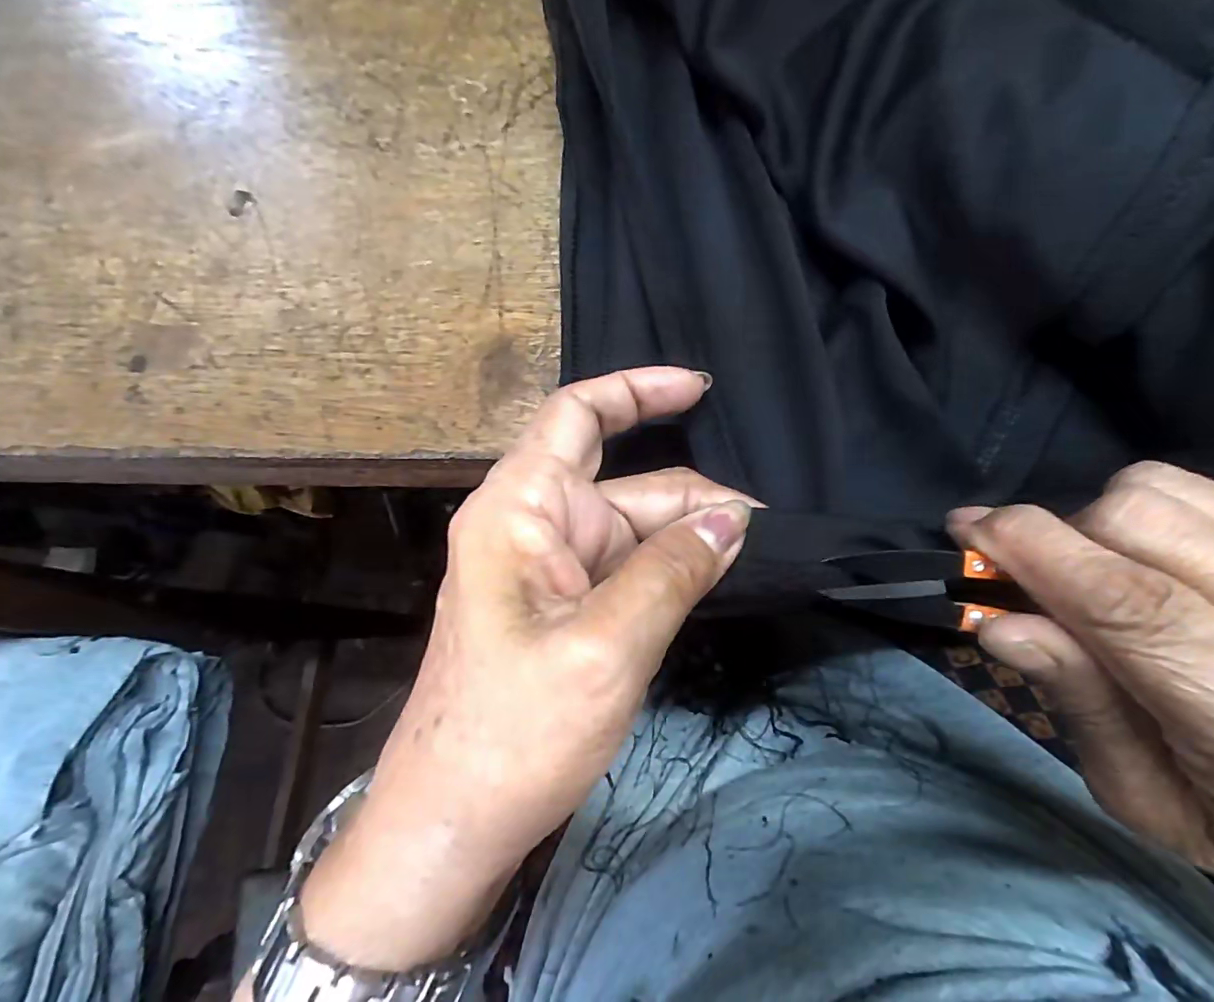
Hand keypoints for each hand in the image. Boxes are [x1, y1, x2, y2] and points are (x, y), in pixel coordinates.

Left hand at [299, 367, 757, 968]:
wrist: (454, 824)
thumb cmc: (515, 732)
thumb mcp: (607, 646)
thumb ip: (673, 571)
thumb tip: (732, 519)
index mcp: (519, 510)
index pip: (576, 416)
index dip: (636, 390)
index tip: (698, 388)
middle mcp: (533, 527)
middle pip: (623, 480)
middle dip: (691, 493)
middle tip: (760, 525)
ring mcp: (549, 571)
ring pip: (633, 528)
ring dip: (688, 536)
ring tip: (748, 553)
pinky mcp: (564, 609)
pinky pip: (628, 567)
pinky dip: (671, 567)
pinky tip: (712, 574)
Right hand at [948, 462, 1213, 919]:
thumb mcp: (1147, 799)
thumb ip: (1081, 702)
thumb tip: (1001, 621)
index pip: (1149, 617)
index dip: (1049, 560)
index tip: (971, 530)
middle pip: (1156, 529)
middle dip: (1070, 536)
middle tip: (1049, 576)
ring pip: (1179, 493)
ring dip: (1113, 524)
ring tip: (1124, 578)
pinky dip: (1171, 525)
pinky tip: (1193, 575)